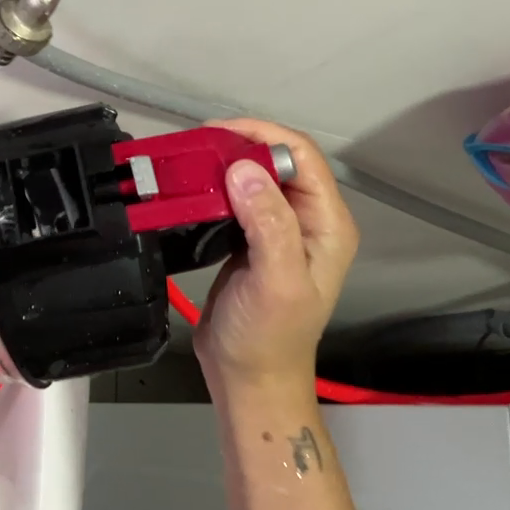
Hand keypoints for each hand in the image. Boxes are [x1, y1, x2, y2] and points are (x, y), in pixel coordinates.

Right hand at [194, 120, 358, 387]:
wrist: (247, 375)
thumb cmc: (269, 335)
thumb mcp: (276, 281)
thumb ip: (268, 225)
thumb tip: (244, 169)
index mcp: (326, 224)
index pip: (301, 156)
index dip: (261, 136)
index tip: (213, 134)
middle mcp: (305, 220)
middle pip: (275, 161)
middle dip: (236, 145)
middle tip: (190, 148)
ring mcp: (275, 230)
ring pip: (251, 177)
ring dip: (219, 166)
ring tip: (182, 164)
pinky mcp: (247, 240)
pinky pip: (232, 200)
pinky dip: (209, 188)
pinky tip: (185, 190)